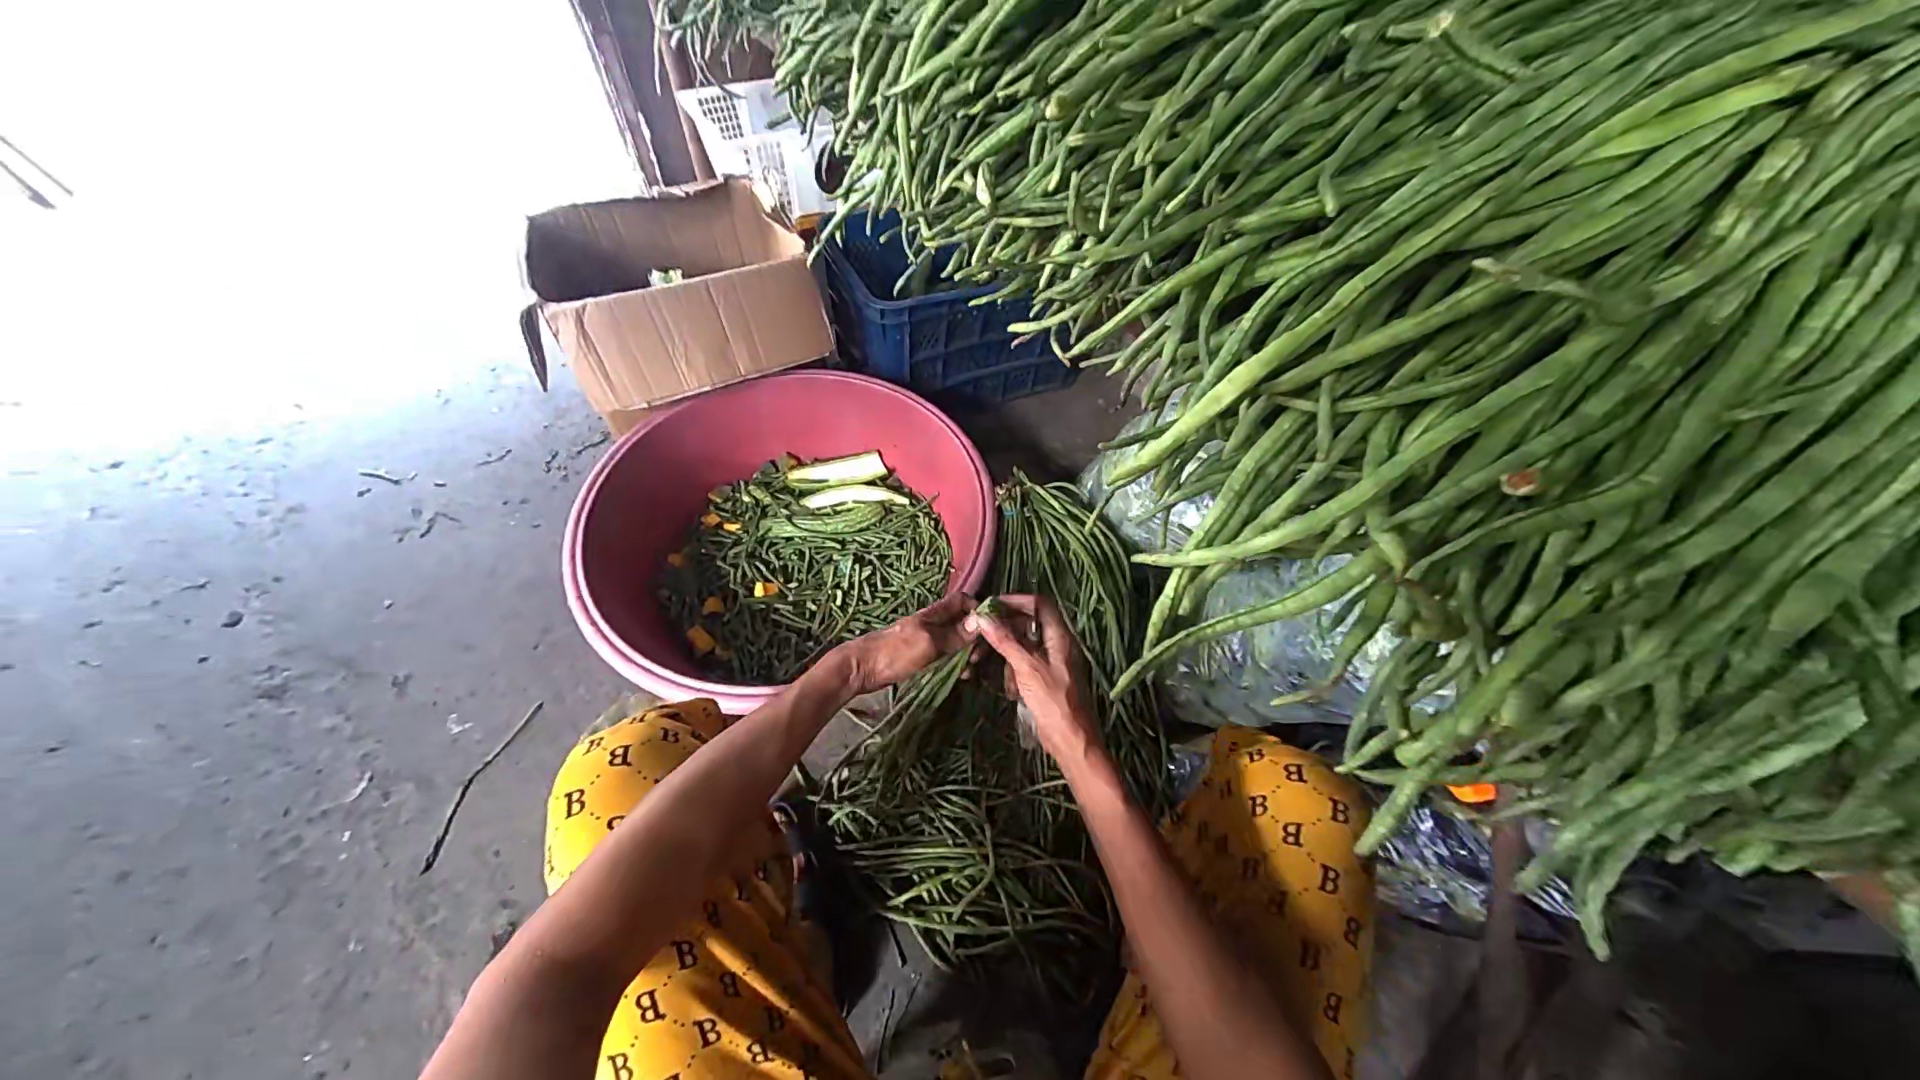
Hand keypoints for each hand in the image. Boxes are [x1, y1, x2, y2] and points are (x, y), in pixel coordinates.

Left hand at [830, 592, 977, 694]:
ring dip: (967, 653)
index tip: (990, 630)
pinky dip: (956, 663)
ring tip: (971, 671)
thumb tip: (981, 622)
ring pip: (956, 640)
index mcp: (933, 614)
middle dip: (976, 637)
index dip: (978, 610)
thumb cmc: (893, 654)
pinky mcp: (921, 656)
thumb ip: (953, 634)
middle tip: (979, 657)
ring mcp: (926, 640)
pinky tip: (960, 676)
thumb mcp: (927, 643)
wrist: (860, 670)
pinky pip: (946, 655)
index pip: (962, 601)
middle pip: (962, 622)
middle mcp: (932, 623)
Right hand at [966, 595, 1103, 764]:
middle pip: (1029, 624)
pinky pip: (1026, 666)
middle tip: (984, 635)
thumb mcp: (1027, 669)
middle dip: (1006, 630)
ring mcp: (1053, 663)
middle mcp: (1059, 645)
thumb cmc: (1054, 703)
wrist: (1073, 742)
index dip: (1016, 600)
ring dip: (1009, 655)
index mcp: (1061, 637)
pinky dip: (1015, 673)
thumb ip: (1005, 641)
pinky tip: (1012, 689)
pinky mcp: (1046, 680)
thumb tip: (983, 617)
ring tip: (997, 668)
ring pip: (1025, 646)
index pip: (1039, 604)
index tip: (991, 606)